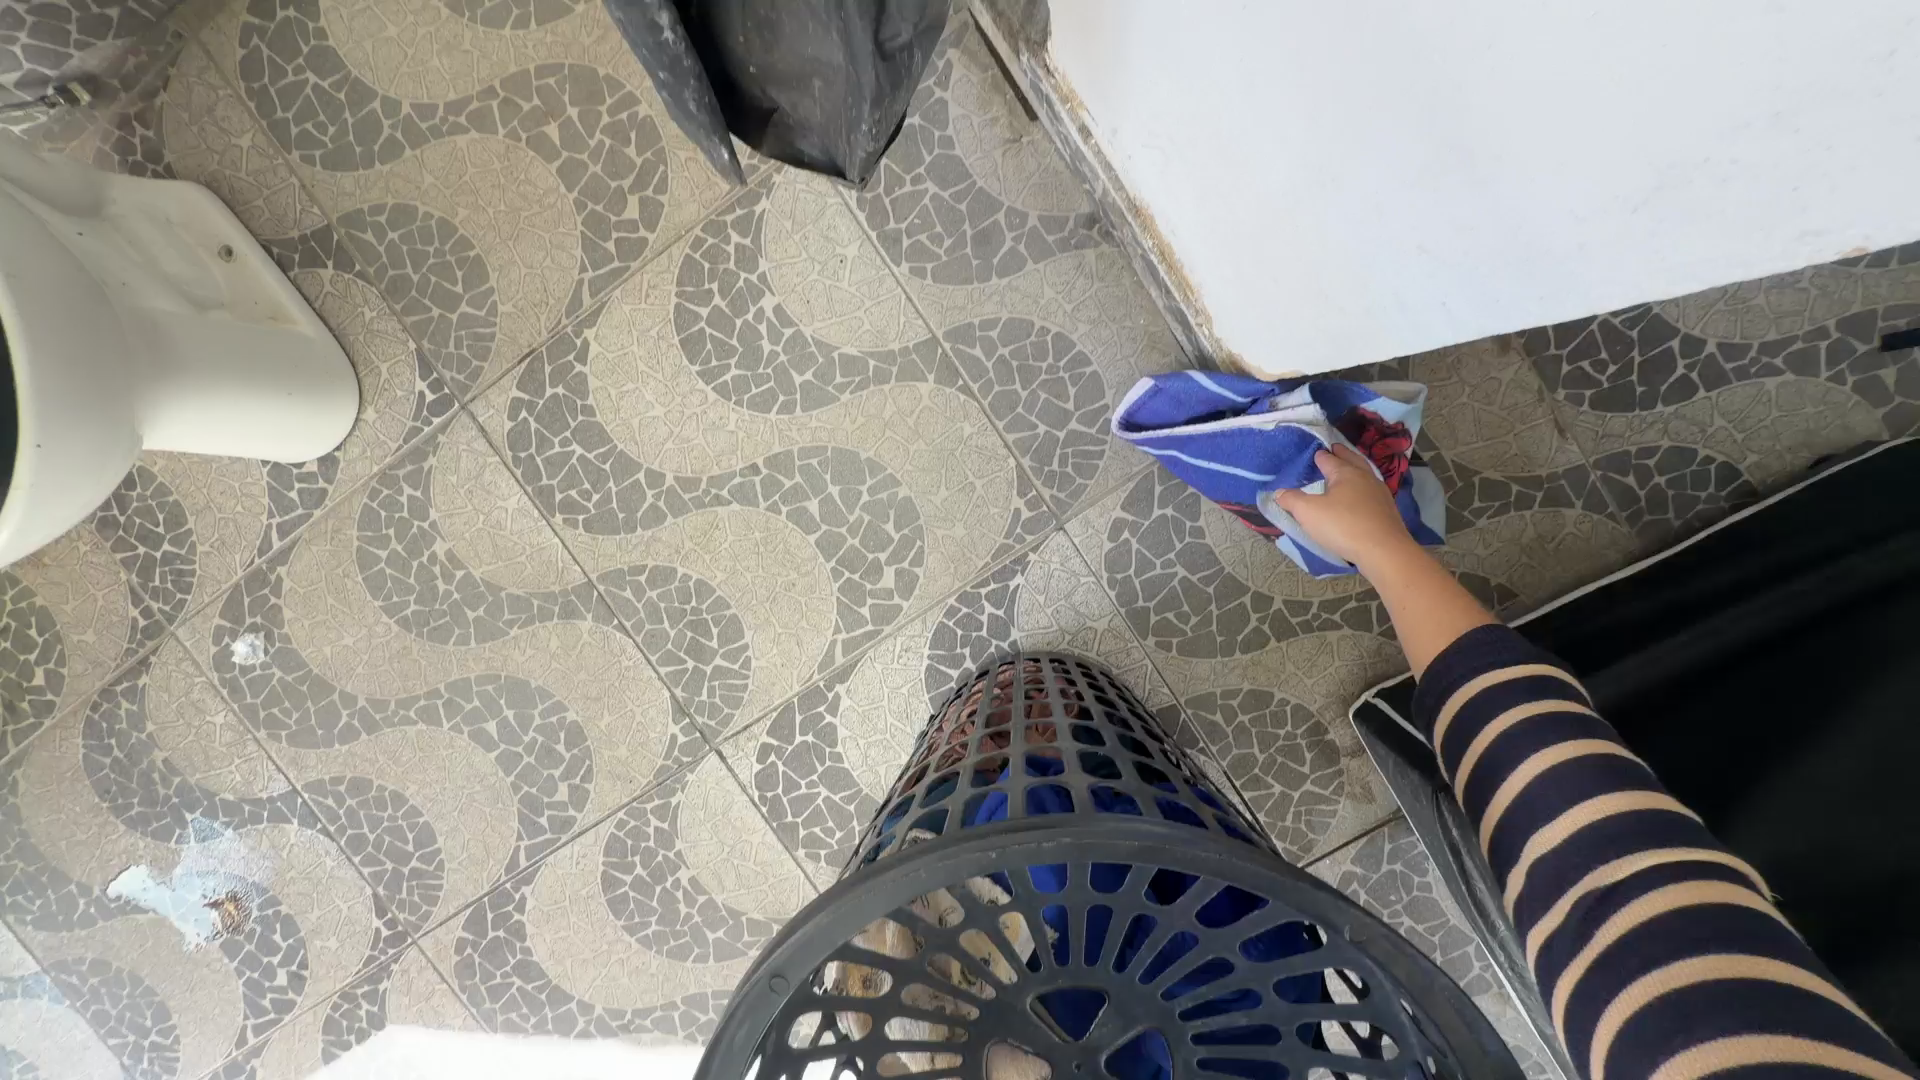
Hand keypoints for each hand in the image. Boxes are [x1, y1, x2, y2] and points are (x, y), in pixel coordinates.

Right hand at [1273, 444, 1420, 571]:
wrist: (1383, 550)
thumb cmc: (1342, 526)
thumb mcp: (1308, 512)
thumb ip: (1291, 499)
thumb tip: (1279, 492)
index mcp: (1345, 473)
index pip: (1329, 459)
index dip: (1320, 455)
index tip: (1315, 452)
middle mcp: (1365, 478)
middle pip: (1352, 460)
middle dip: (1342, 454)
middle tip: (1334, 449)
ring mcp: (1379, 493)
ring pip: (1365, 474)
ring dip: (1355, 469)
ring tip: (1347, 470)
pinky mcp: (1387, 510)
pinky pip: (1371, 490)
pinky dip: (1362, 487)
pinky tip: (1359, 496)